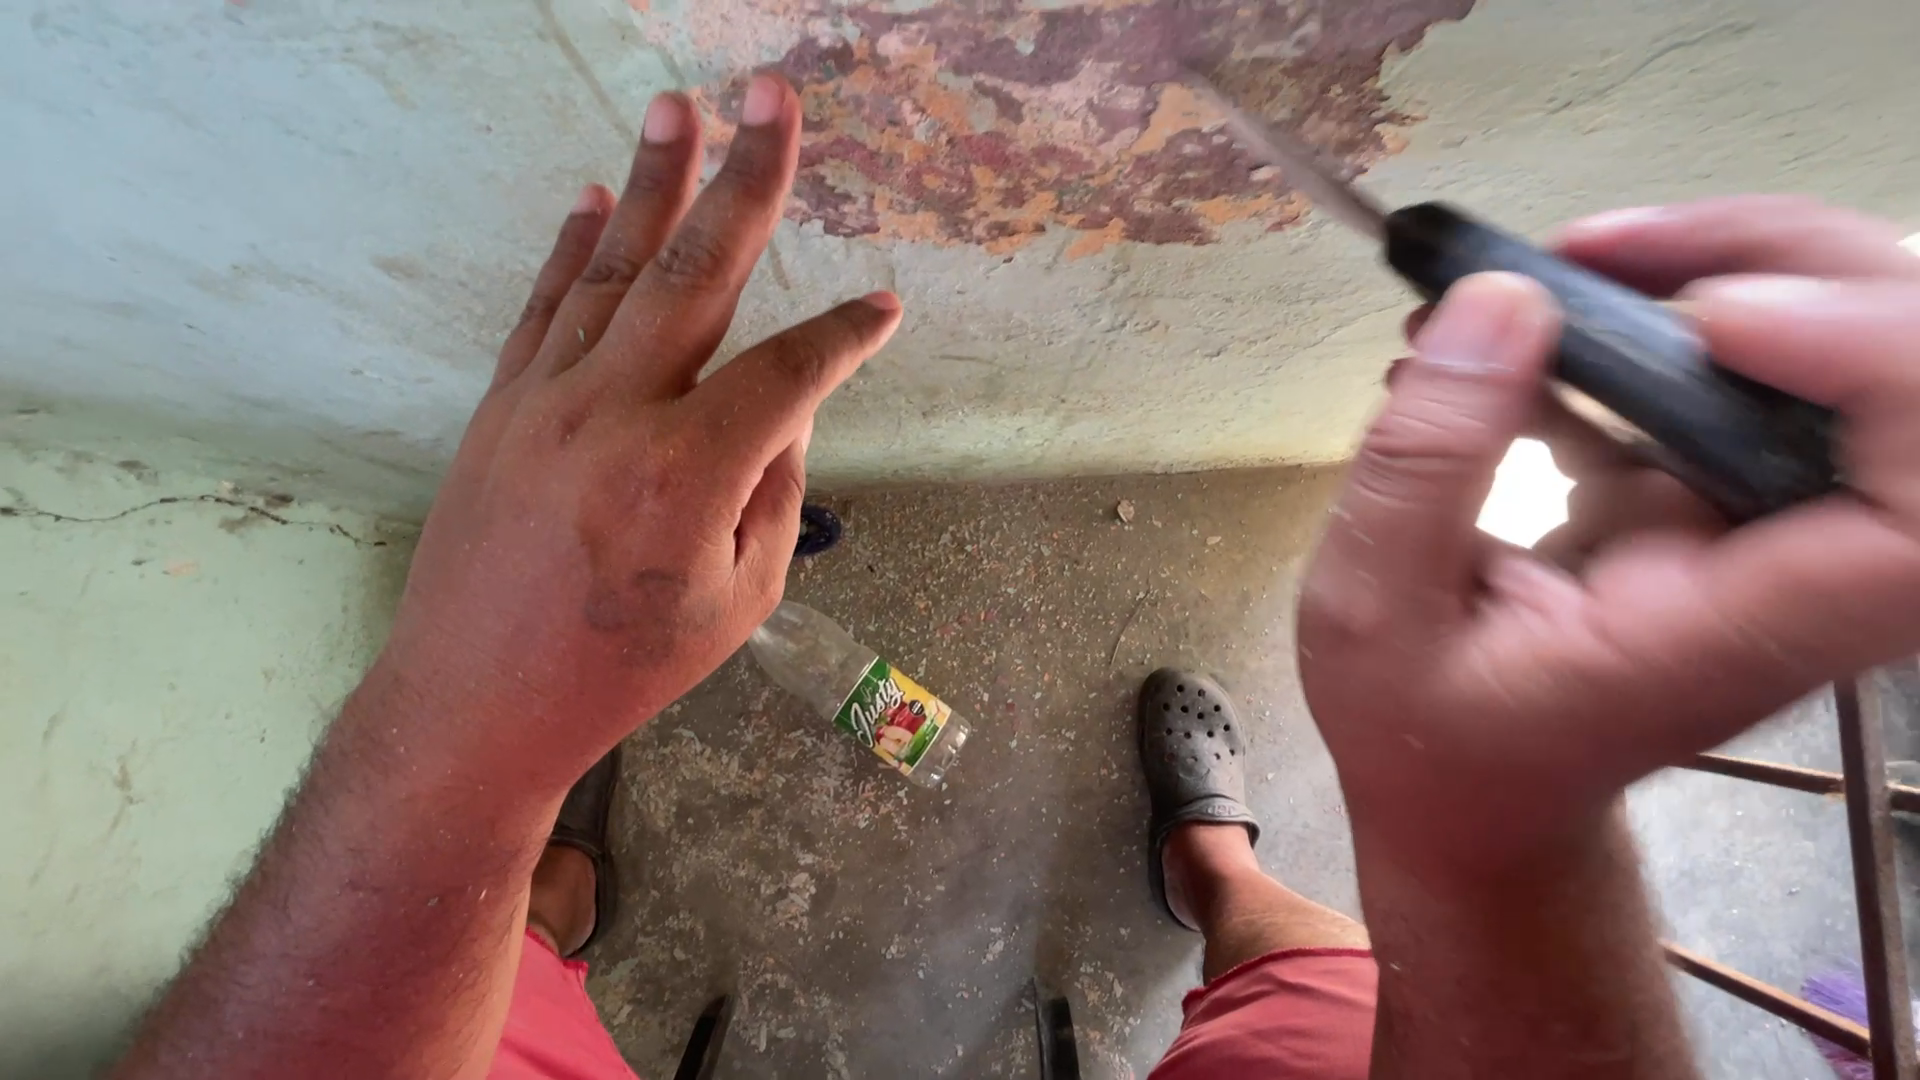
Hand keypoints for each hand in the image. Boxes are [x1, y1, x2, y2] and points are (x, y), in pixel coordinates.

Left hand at [363, 75, 900, 791]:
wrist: (476, 702)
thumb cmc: (630, 666)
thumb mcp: (742, 597)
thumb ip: (777, 493)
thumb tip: (789, 413)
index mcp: (692, 472)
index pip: (790, 373)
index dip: (845, 338)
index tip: (884, 309)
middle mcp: (619, 412)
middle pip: (696, 275)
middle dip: (747, 183)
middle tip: (770, 99)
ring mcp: (548, 399)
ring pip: (615, 270)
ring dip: (655, 186)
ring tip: (682, 110)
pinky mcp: (501, 406)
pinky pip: (546, 307)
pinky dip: (574, 248)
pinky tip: (598, 199)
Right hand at [1297, 197, 1919, 872]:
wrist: (1460, 791)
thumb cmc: (1412, 727)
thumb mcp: (1369, 602)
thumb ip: (1426, 464)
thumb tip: (1499, 300)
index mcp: (1728, 630)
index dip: (1886, 363)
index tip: (1709, 314)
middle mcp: (1787, 570)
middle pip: (1908, 383)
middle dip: (1773, 268)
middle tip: (1586, 251)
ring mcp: (1755, 533)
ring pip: (1824, 360)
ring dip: (1699, 280)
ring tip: (1535, 277)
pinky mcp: (1702, 507)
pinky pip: (1721, 384)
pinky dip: (1632, 332)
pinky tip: (1516, 345)